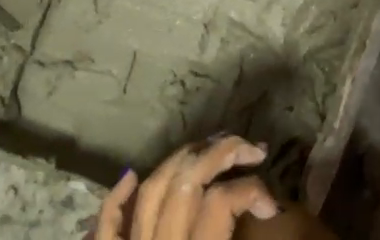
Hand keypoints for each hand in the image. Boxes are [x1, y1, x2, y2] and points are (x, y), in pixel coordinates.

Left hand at [96, 136, 278, 239]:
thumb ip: (251, 237)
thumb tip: (273, 216)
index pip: (222, 202)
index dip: (253, 190)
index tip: (272, 205)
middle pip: (185, 184)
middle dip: (221, 153)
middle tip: (252, 149)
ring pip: (149, 191)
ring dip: (182, 160)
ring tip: (212, 148)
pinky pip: (106, 227)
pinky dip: (115, 198)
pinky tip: (132, 173)